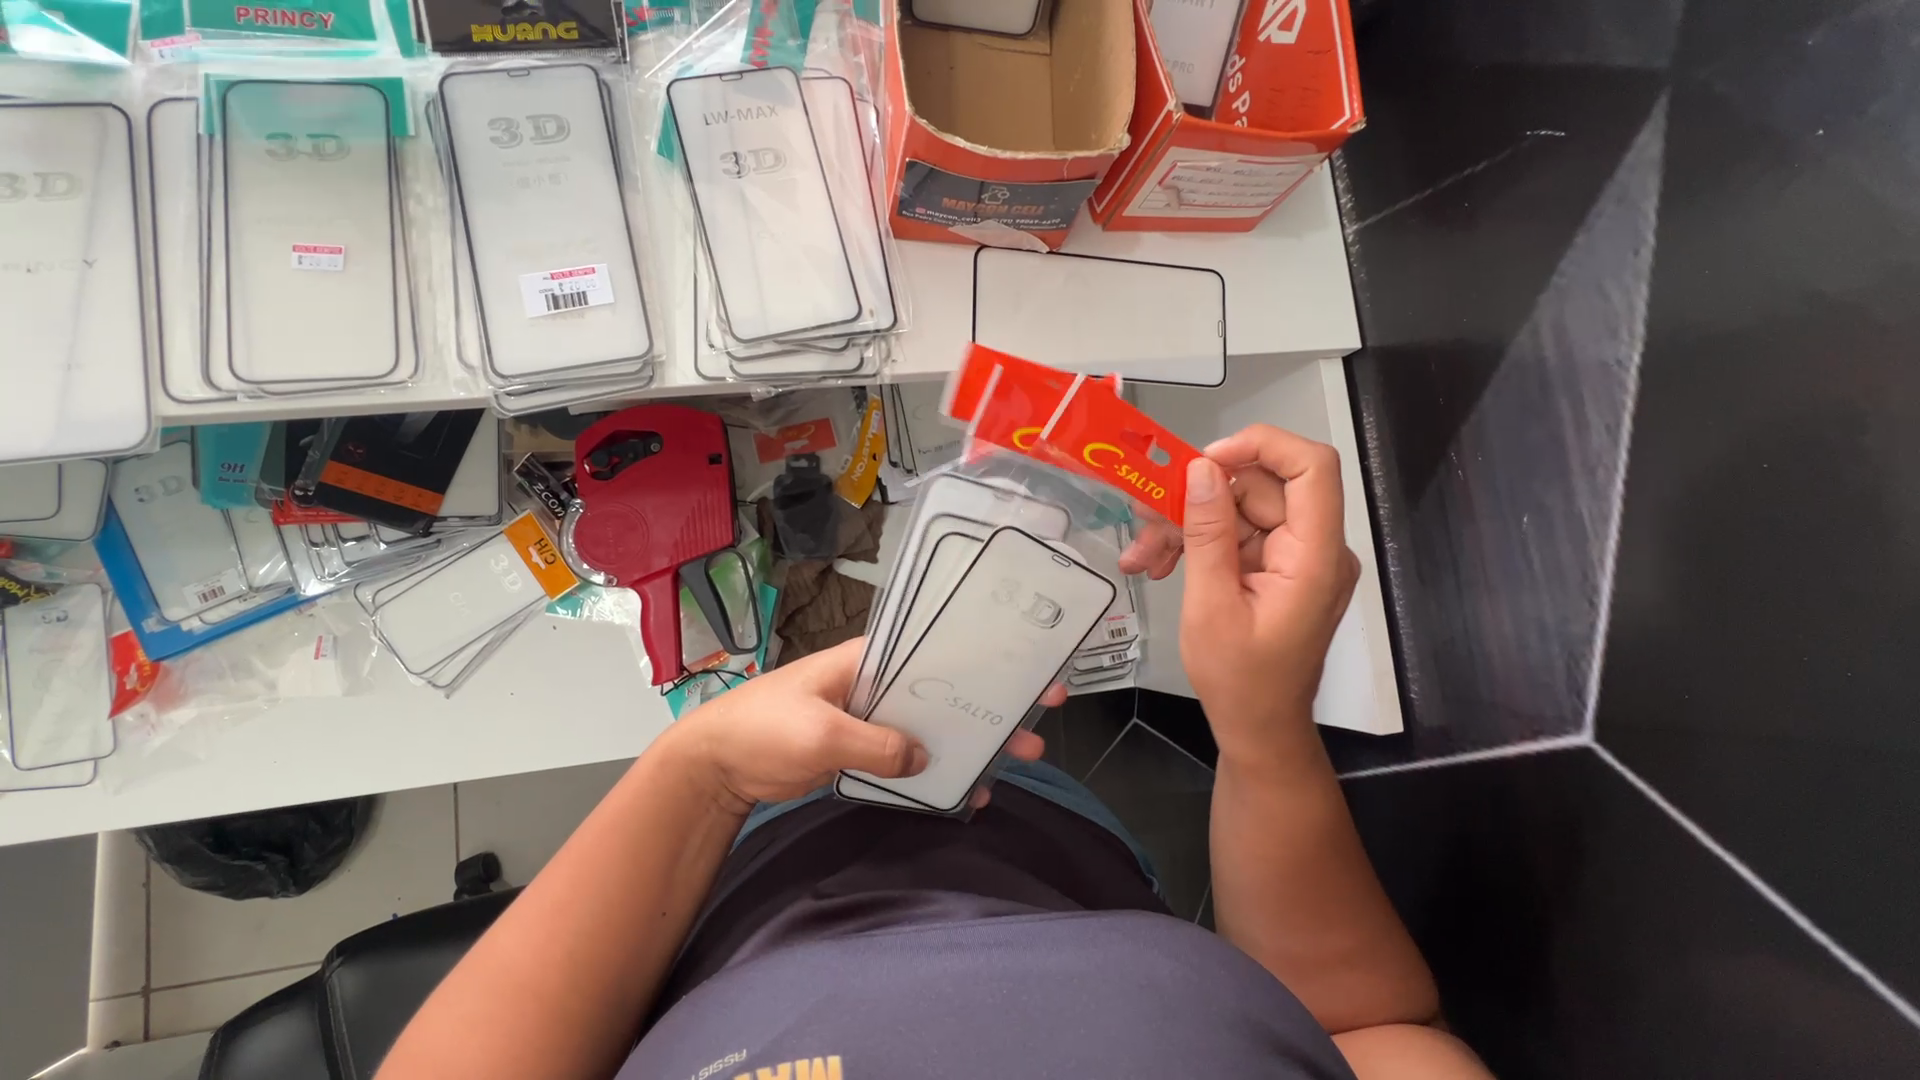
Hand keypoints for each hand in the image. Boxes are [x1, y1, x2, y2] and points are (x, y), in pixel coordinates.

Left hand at [670, 638, 1055, 814]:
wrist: (716, 765)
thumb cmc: (762, 729)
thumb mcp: (820, 734)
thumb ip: (875, 745)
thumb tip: (924, 759)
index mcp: (867, 661)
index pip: (934, 653)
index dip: (982, 660)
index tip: (1026, 670)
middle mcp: (875, 684)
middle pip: (943, 693)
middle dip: (987, 707)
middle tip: (1036, 725)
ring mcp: (869, 719)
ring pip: (929, 728)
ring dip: (968, 742)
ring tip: (1014, 759)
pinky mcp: (860, 751)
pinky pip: (907, 759)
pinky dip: (934, 773)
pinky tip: (965, 791)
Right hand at [1138, 426, 1358, 759]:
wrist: (1257, 726)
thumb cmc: (1237, 679)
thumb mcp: (1211, 604)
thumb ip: (1208, 533)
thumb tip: (1200, 470)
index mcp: (1315, 557)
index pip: (1312, 468)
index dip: (1261, 446)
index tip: (1206, 460)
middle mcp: (1317, 548)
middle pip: (1262, 489)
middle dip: (1199, 501)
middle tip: (1145, 522)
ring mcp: (1298, 558)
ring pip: (1241, 510)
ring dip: (1188, 527)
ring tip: (1144, 556)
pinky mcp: (1279, 568)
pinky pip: (1239, 535)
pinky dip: (1200, 545)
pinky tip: (1161, 564)